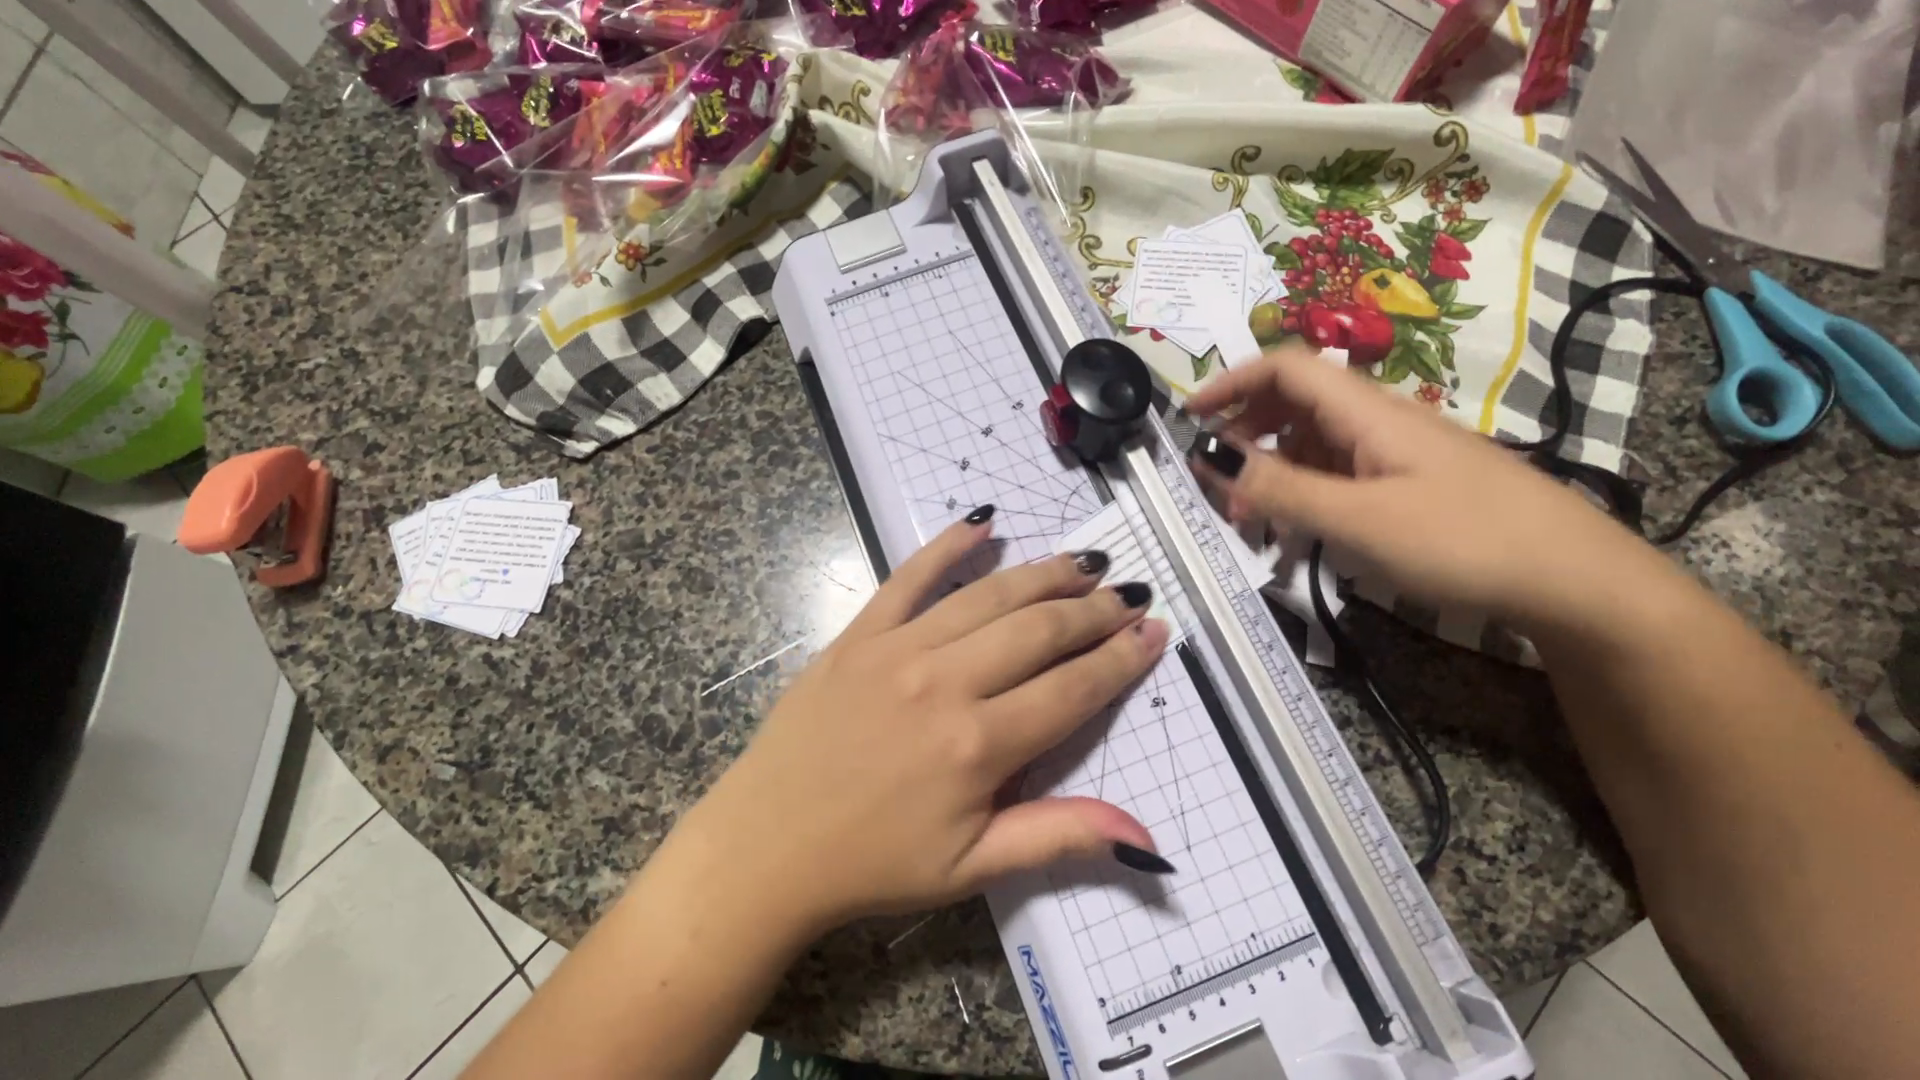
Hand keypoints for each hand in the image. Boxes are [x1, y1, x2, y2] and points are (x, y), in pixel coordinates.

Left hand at [680, 509, 1170, 935]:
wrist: (767, 847)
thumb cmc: (873, 864)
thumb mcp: (971, 868)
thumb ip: (1059, 838)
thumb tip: (1148, 839)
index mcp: (979, 745)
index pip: (1073, 688)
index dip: (1121, 659)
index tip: (1155, 632)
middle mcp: (945, 683)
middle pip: (1040, 631)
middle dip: (1094, 611)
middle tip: (1130, 595)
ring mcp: (897, 649)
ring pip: (989, 596)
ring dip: (1044, 575)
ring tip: (1084, 564)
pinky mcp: (858, 635)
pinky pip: (909, 577)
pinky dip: (947, 545)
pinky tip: (982, 521)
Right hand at [1185, 347, 1654, 629]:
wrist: (1572, 579)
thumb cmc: (1463, 541)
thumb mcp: (1358, 520)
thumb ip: (1280, 488)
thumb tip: (1209, 455)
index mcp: (1367, 413)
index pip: (1284, 368)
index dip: (1230, 381)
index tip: (1186, 418)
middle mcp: (1378, 422)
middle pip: (1293, 404)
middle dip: (1243, 436)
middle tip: (1213, 487)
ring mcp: (1397, 454)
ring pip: (1313, 445)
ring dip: (1271, 475)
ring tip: (1250, 526)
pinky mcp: (1410, 485)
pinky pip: (1338, 476)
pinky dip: (1304, 497)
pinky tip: (1297, 537)